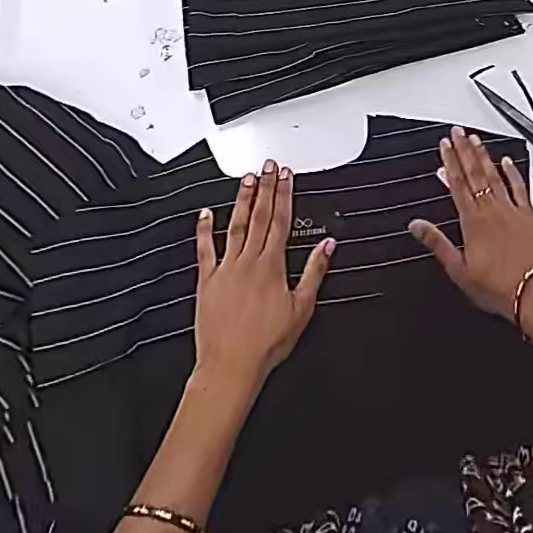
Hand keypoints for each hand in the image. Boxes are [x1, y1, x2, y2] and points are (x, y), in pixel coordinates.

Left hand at [193, 161, 333, 390]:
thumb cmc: (266, 343)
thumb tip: (327, 247)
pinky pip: (205, 249)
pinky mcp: (208, 281)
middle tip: (268, 166)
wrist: (231, 366)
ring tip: (247, 179)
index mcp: (272, 267)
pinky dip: (205, 230)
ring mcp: (226, 269)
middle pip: (259, 216)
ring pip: (235, 226)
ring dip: (242, 200)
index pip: (280, 221)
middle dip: (266, 188)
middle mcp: (248, 262)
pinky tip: (206, 214)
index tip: (286, 176)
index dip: (284, 195)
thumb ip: (314, 272)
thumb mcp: (302, 309)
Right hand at [408, 127, 532, 318]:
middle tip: (457, 132)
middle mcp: (492, 211)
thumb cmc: (497, 286)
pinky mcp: (528, 217)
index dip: (449, 162)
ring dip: (484, 156)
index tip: (444, 145)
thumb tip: (417, 225)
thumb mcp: (458, 269)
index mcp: (473, 222)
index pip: (457, 183)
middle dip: (464, 150)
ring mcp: (511, 212)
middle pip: (474, 173)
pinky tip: (507, 162)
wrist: (531, 294)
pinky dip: (513, 173)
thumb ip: (437, 242)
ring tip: (476, 140)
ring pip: (494, 176)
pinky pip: (519, 188)